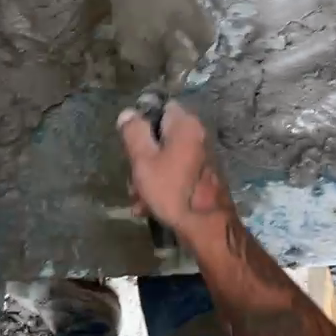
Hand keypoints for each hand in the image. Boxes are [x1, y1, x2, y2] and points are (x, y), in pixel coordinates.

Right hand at [117, 102, 236, 248]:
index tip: (130, 145)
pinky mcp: (204, 177)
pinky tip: (149, 207)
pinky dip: (163, 186)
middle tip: (133, 179)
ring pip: (167, 158)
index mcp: (185, 125)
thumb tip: (128, 113)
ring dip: (149, 176)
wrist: (207, 227)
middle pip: (161, 136)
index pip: (160, 107)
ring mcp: (203, 158)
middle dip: (142, 158)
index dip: (142, 123)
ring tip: (138, 200)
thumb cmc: (172, 190)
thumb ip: (134, 133)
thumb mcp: (143, 160)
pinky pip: (177, 174)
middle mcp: (198, 136)